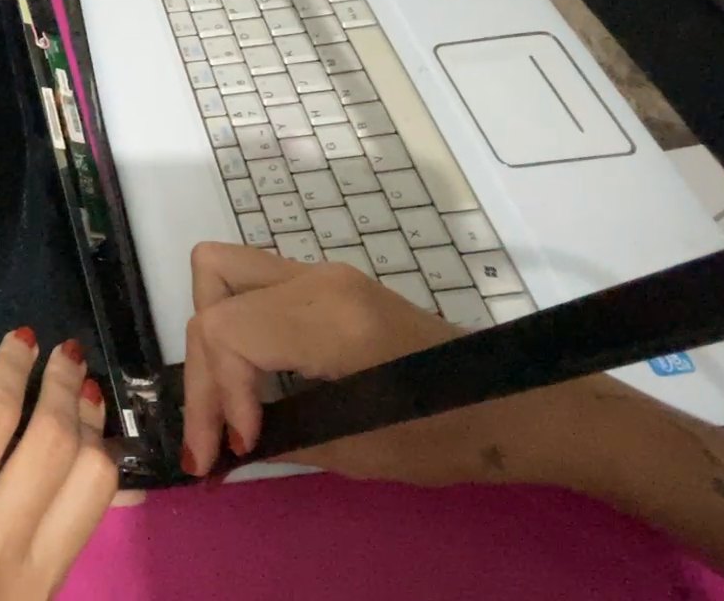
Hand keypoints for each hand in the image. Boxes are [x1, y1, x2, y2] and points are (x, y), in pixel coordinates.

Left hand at [0, 328, 117, 600]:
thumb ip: (41, 531)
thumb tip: (97, 450)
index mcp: (30, 588)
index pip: (90, 483)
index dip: (95, 424)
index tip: (89, 391)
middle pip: (48, 444)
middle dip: (62, 385)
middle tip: (63, 355)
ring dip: (12, 367)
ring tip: (19, 343)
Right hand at [180, 242, 624, 486]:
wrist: (523, 403)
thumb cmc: (454, 436)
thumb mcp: (363, 451)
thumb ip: (280, 440)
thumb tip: (220, 452)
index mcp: (332, 317)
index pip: (226, 330)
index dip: (216, 392)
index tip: (236, 449)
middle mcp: (316, 278)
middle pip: (211, 299)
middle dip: (200, 372)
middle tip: (210, 441)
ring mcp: (318, 271)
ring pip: (218, 271)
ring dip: (208, 336)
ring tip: (221, 399)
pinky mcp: (321, 280)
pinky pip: (247, 284)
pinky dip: (230, 326)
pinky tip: (245, 379)